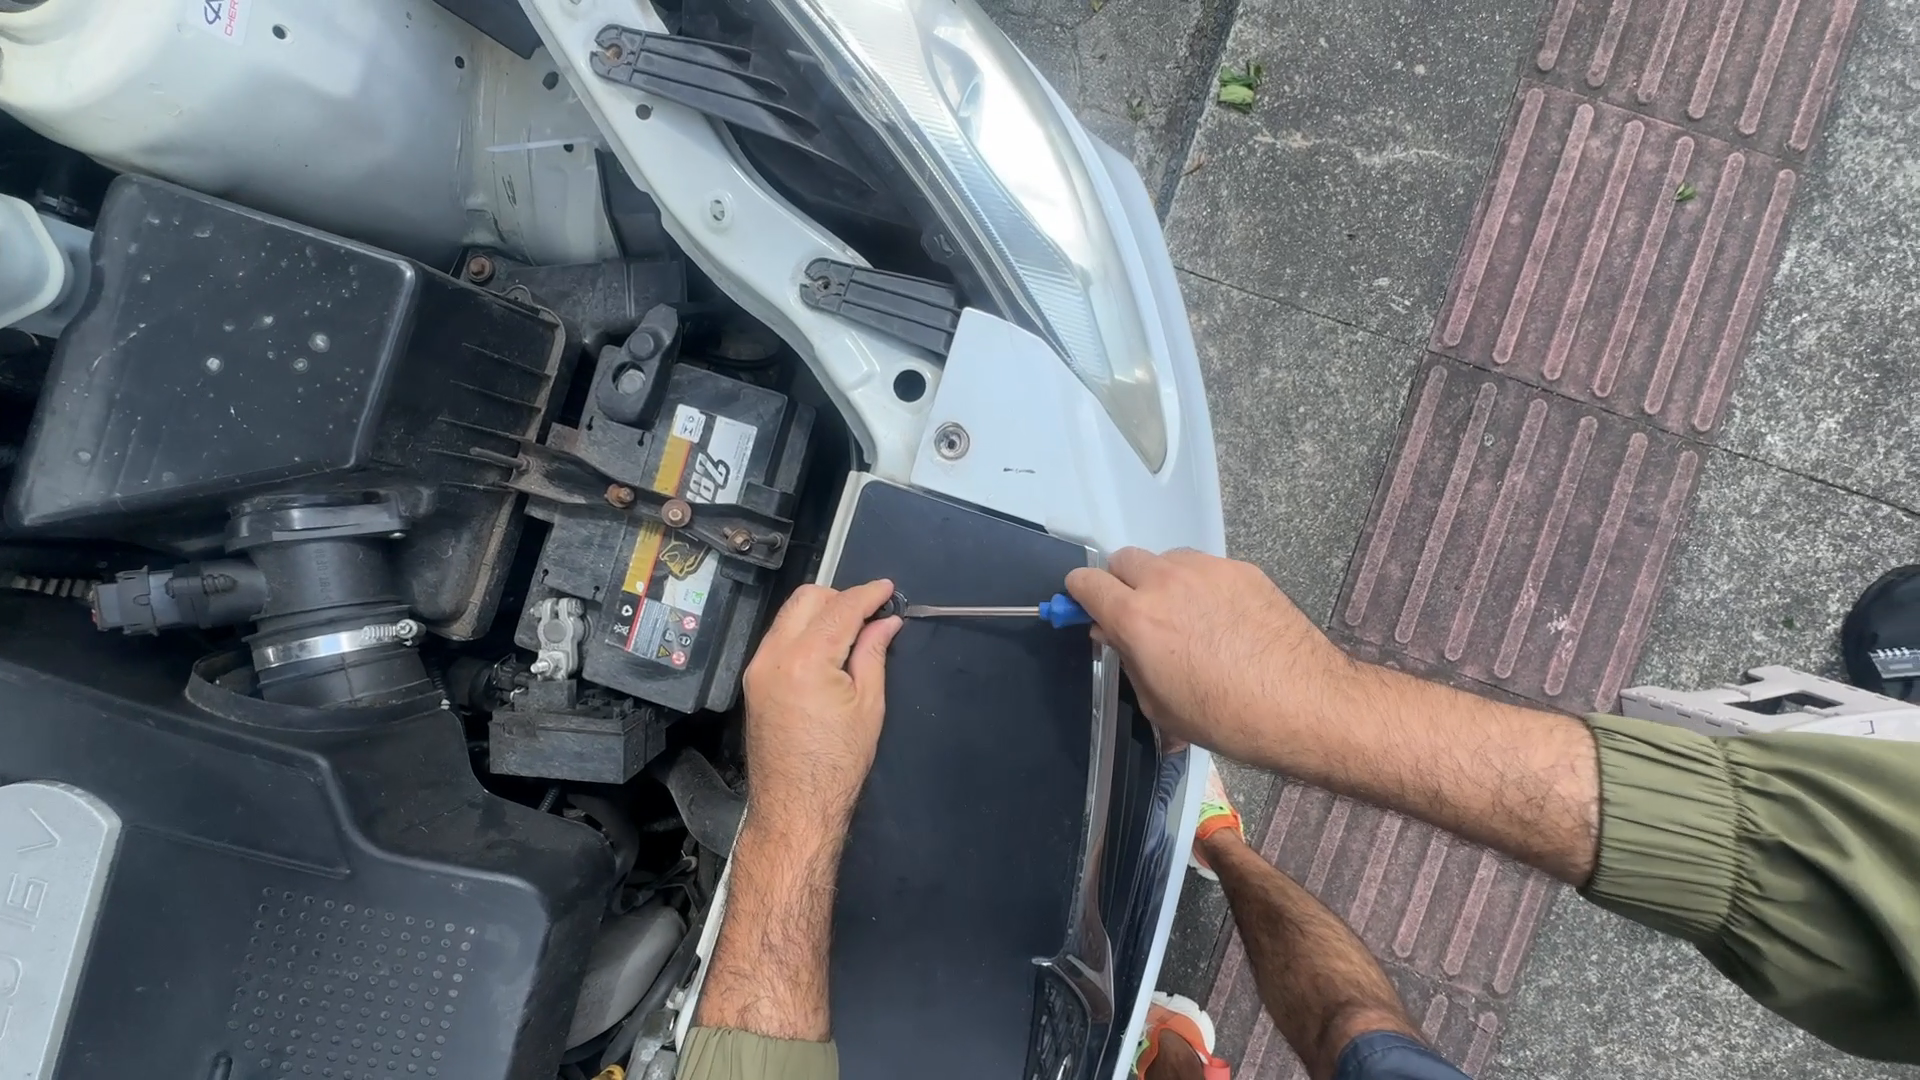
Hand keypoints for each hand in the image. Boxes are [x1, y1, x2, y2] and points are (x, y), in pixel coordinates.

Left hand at [740, 579, 902, 835]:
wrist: (794, 806)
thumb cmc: (839, 761)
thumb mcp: (869, 705)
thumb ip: (873, 653)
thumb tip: (885, 621)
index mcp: (806, 660)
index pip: (841, 608)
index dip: (868, 594)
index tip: (888, 588)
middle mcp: (774, 654)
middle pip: (808, 598)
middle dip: (841, 597)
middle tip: (870, 614)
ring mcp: (758, 666)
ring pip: (790, 614)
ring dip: (822, 611)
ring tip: (852, 631)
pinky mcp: (754, 679)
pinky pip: (780, 636)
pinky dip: (805, 630)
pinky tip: (828, 649)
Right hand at [1066, 548, 1359, 761]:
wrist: (1305, 704)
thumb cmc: (1225, 718)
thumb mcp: (1158, 703)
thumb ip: (1127, 659)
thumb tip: (1112, 633)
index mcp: (1136, 618)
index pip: (1086, 581)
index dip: (1079, 594)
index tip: (1085, 607)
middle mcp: (1165, 582)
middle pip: (1122, 560)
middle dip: (1120, 583)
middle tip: (1136, 614)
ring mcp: (1206, 570)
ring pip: (1164, 559)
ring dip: (1160, 580)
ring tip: (1184, 615)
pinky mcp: (1241, 569)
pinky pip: (1203, 567)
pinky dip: (1199, 585)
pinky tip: (1221, 617)